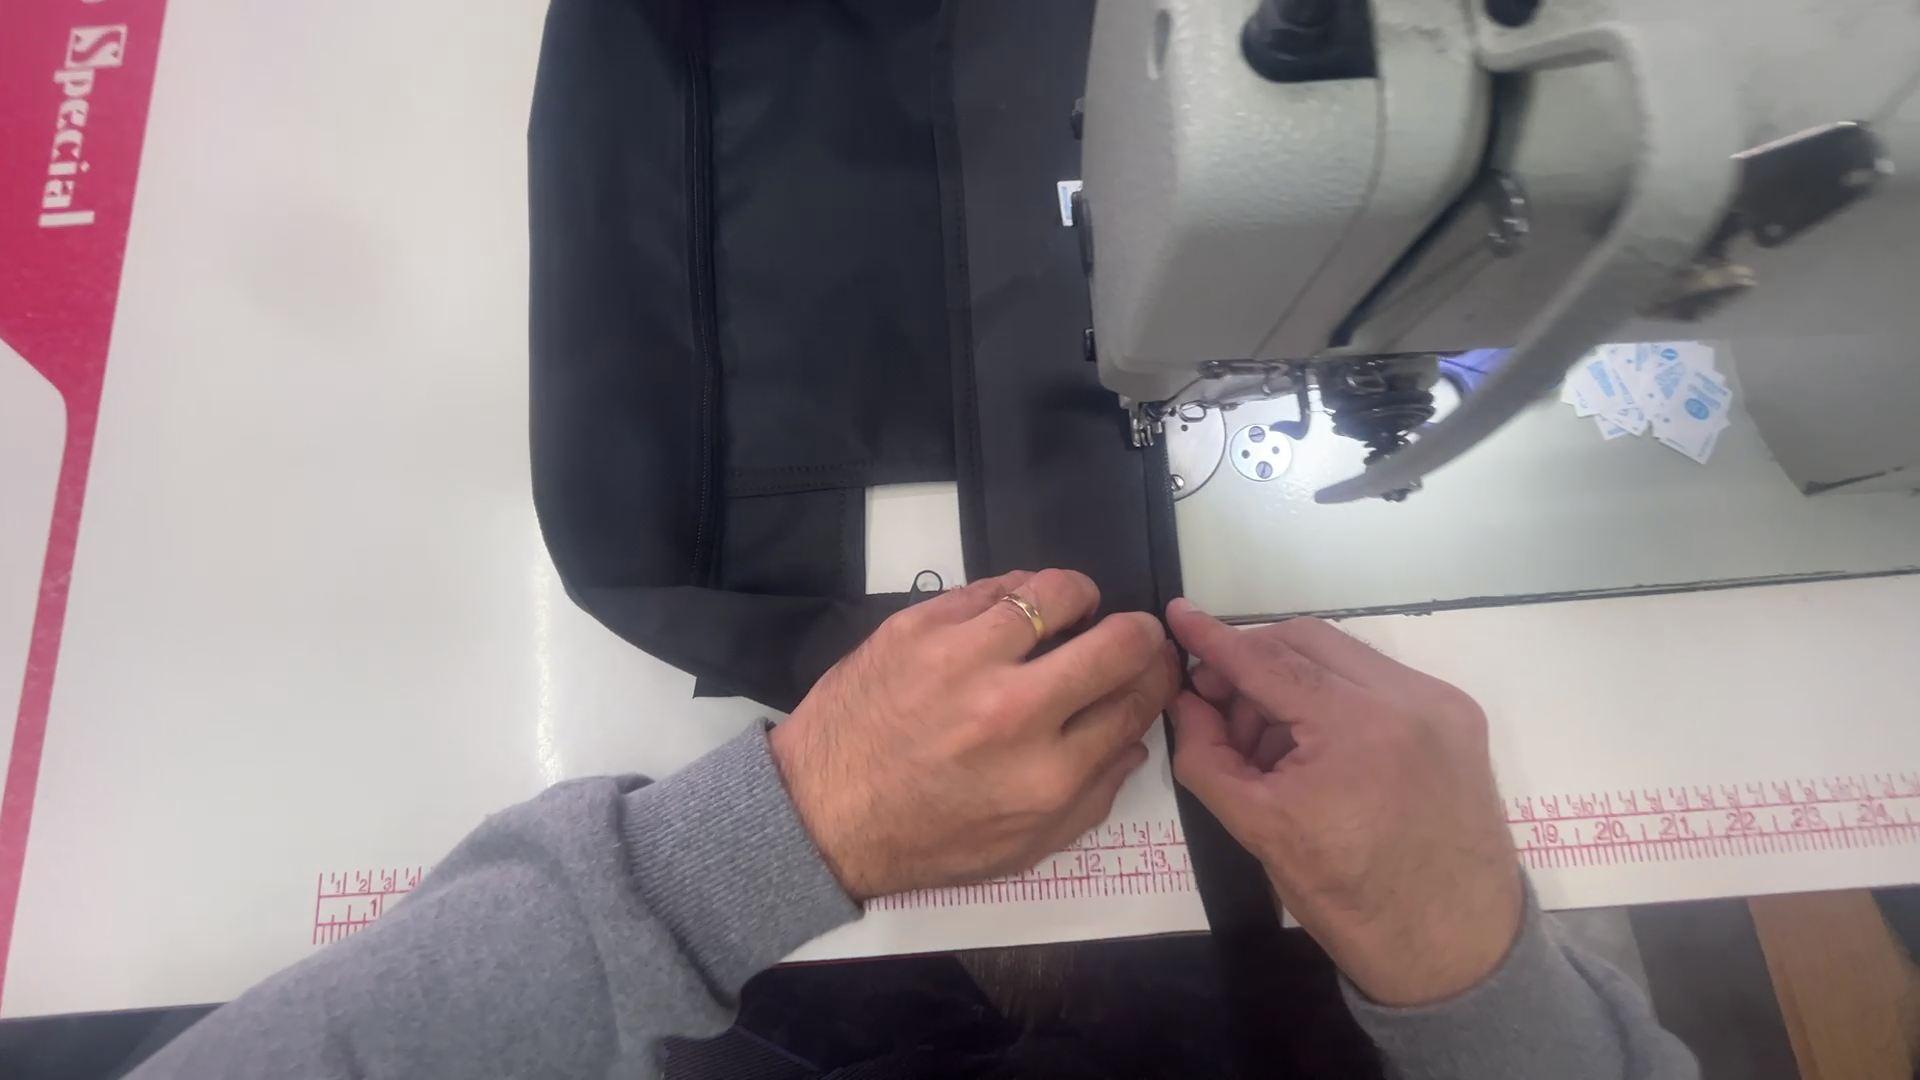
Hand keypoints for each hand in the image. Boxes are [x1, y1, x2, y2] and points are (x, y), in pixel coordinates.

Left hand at [770, 569, 1179, 899]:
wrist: (821, 811)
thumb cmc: (925, 837)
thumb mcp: (1021, 847)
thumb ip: (1093, 797)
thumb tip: (1136, 737)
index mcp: (1047, 775)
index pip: (1136, 701)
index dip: (1159, 675)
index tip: (1156, 665)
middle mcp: (1014, 710)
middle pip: (1117, 642)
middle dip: (1140, 633)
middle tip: (1127, 633)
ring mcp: (962, 658)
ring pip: (1055, 590)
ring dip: (1077, 597)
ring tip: (1070, 610)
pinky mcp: (919, 624)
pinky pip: (993, 585)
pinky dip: (1016, 592)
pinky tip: (1012, 611)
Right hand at [1164, 598, 1521, 1006]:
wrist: (1457, 955)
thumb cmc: (1350, 900)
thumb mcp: (1255, 828)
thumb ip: (1204, 754)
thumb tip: (1184, 700)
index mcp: (1360, 729)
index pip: (1268, 663)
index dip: (1214, 638)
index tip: (1177, 613)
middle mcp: (1410, 698)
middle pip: (1303, 641)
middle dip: (1249, 662)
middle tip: (1216, 704)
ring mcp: (1441, 703)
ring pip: (1336, 653)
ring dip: (1285, 680)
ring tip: (1266, 742)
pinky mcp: (1456, 715)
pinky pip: (1369, 677)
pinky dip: (1325, 694)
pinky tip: (1309, 744)